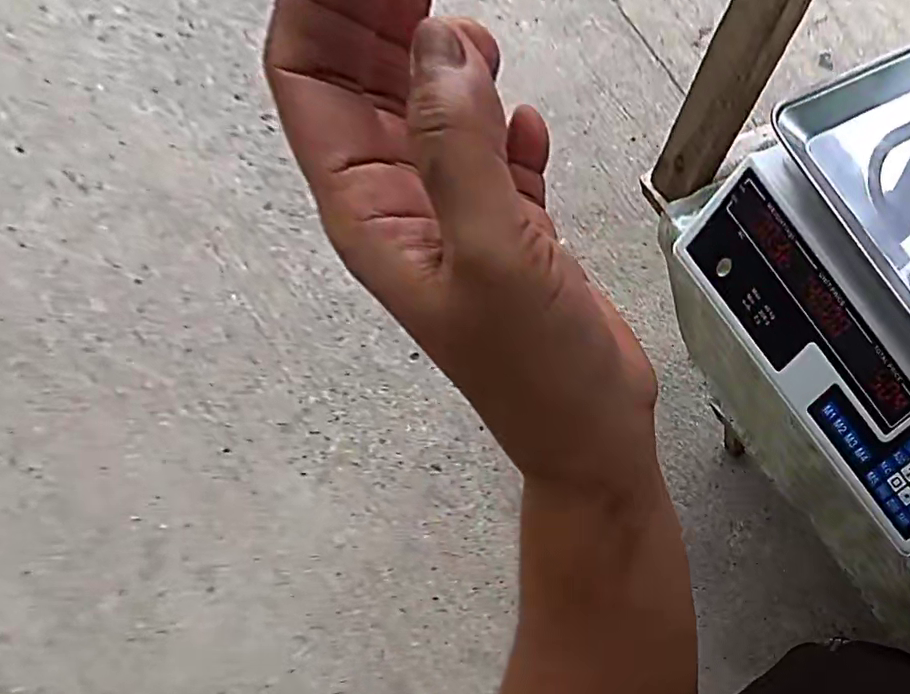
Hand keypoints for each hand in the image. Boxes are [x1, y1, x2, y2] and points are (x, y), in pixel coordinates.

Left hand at [263, 1, 658, 489]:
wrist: (594, 434)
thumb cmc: (540, 375)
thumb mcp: (493, 255)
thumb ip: (461, 148)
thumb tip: (443, 47)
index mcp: (374, 215)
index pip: (315, 77)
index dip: (335, 7)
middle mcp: (411, 215)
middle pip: (371, 87)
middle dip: (392, 25)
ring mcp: (467, 229)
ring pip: (439, 123)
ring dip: (453, 74)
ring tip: (484, 39)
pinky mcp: (520, 245)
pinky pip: (499, 167)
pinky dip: (511, 135)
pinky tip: (531, 126)